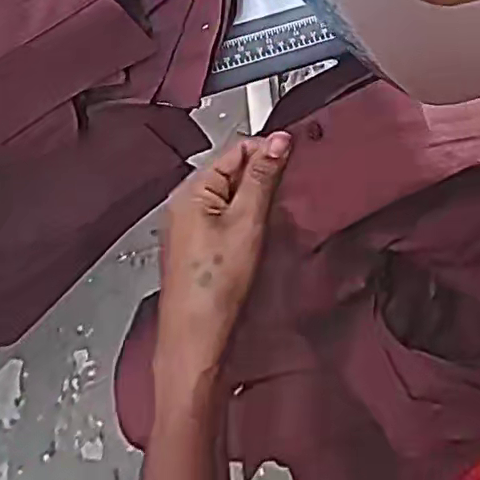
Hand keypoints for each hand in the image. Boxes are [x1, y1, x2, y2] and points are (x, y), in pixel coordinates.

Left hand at [155, 132, 291, 381]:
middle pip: (233, 167)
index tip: (294, 153)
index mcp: (191, 190)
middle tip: (288, 186)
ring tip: (274, 211)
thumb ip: (263, 176)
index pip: (236, 147)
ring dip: (257, 193)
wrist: (195, 338)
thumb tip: (278, 141)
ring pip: (232, 190)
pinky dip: (248, 213)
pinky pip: (227, 211)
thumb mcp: (247, 220)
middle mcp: (185, 202)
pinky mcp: (199, 241)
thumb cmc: (213, 286)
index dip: (267, 148)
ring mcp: (190, 222)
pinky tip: (259, 228)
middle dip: (263, 172)